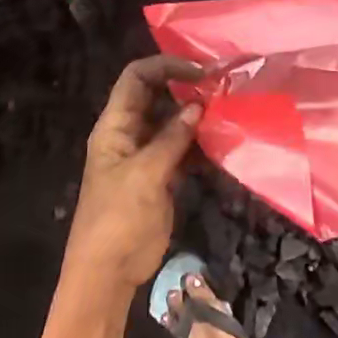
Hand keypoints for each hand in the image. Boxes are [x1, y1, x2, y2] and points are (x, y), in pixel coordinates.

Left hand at [66, 56, 205, 289]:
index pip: (136, 78)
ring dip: (196, 118)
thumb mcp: (145, 174)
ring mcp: (146, 155)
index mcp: (115, 125)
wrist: (108, 271)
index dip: (164, 66)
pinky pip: (181, 151)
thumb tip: (198, 105)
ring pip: (172, 124)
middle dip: (185, 88)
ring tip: (228, 112)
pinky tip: (223, 144)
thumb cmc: (118, 217)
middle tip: (221, 88)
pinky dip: (199, 145)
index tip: (199, 70)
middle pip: (156, 97)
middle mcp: (130, 133)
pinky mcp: (161, 177)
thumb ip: (171, 139)